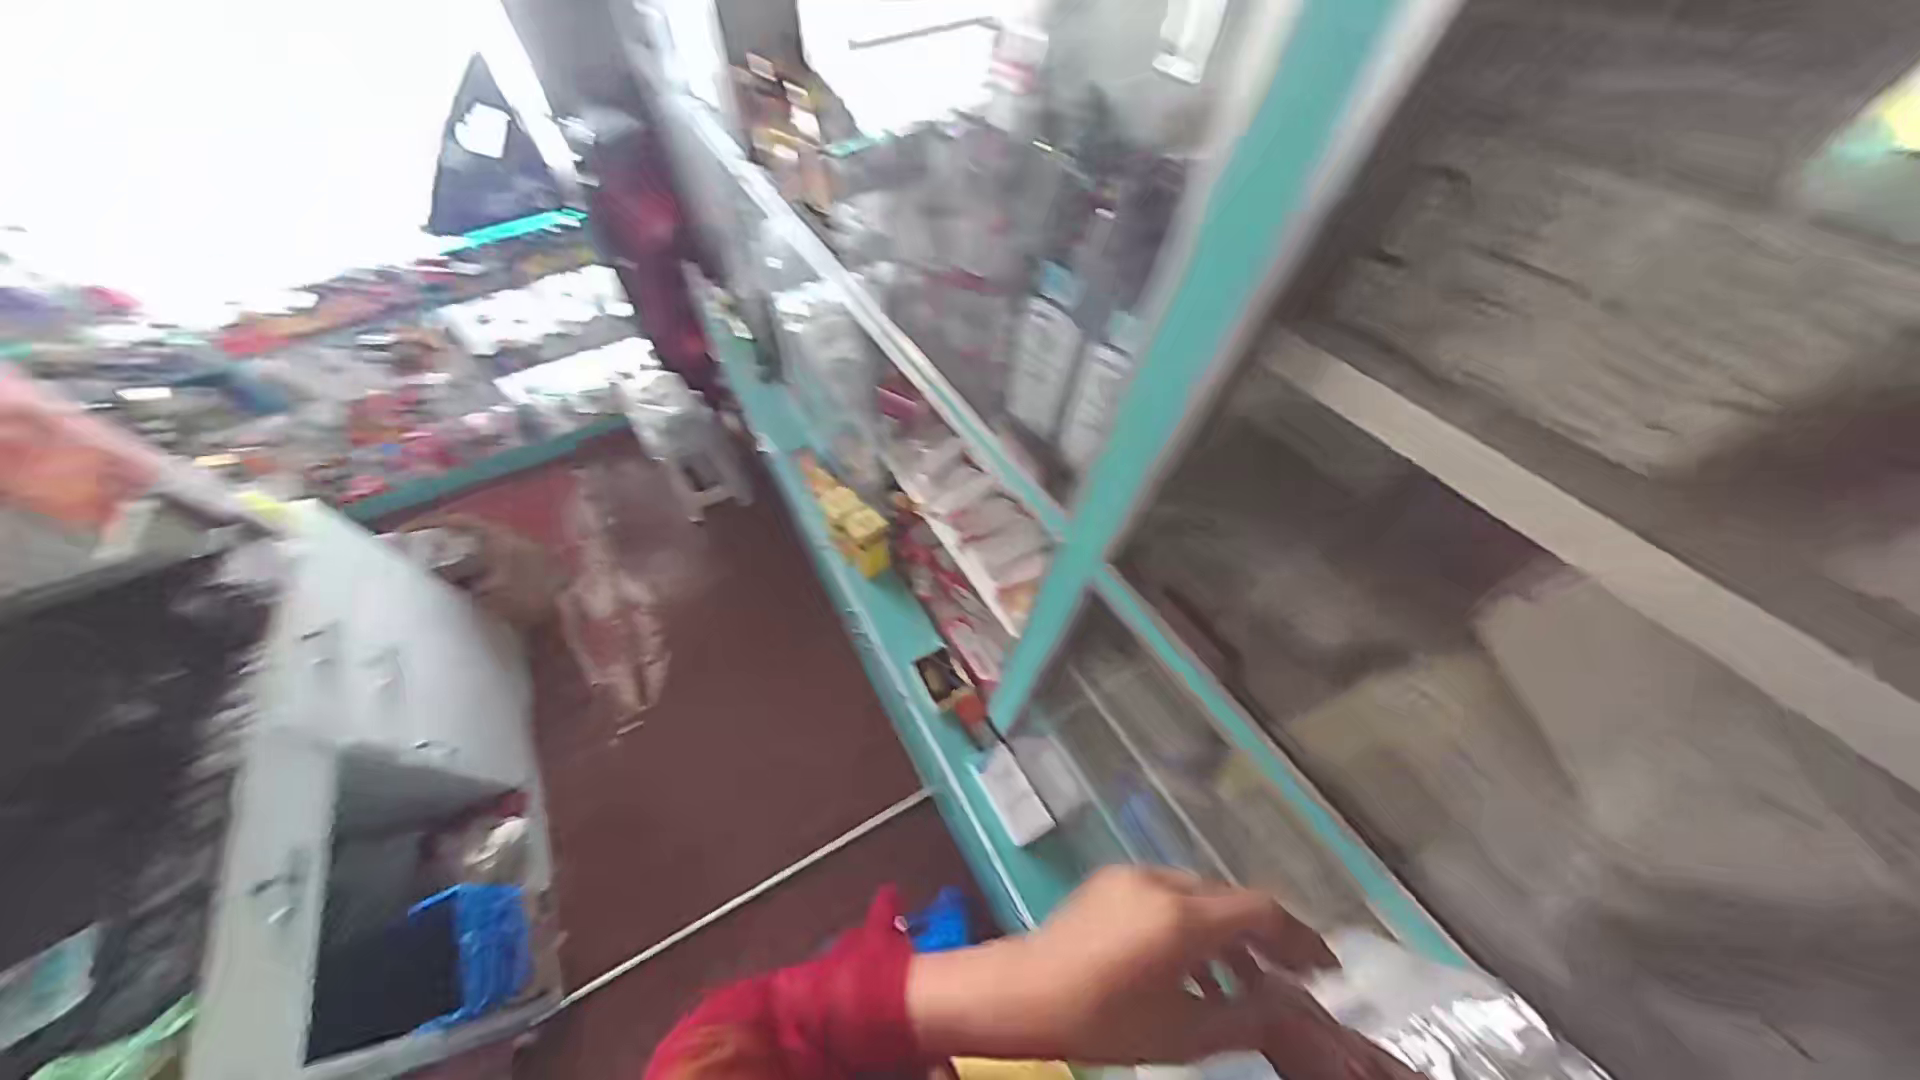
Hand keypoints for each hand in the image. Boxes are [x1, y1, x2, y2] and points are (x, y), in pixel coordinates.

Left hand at [908, 866, 1414, 1076]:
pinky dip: (1190, 925)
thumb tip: (1289, 1004)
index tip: (1324, 967)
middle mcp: (1160, 881)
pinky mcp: (1110, 881)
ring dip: (1224, 932)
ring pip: (1197, 896)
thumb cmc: (1105, 1020)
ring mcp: (1131, 876)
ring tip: (1240, 985)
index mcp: (1182, 915)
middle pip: (1227, 899)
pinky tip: (1191, 968)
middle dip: (1262, 936)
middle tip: (1287, 978)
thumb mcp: (1185, 1032)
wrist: (1024, 992)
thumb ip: (1246, 1015)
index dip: (1298, 936)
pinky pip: (1166, 895)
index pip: (1258, 909)